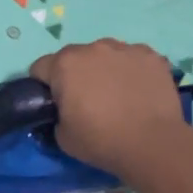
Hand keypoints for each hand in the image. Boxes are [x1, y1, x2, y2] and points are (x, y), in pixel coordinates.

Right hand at [30, 39, 192, 180]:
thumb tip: (63, 111)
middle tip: (86, 101)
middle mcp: (93, 48)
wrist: (152, 144)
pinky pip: (132, 59)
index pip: (40, 68)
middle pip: (73, 57)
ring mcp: (125, 49)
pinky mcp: (151, 56)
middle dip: (75, 75)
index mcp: (65, 64)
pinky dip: (130, 71)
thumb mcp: (61, 136)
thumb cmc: (101, 140)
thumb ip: (56, 114)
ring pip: (104, 54)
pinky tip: (137, 92)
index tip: (55, 104)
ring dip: (103, 69)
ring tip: (116, 95)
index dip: (44, 87)